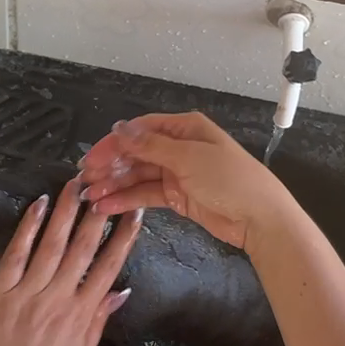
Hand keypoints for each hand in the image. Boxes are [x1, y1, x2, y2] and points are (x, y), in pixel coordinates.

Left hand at [0, 178, 140, 345]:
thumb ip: (98, 322)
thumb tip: (122, 290)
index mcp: (81, 315)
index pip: (108, 267)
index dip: (123, 237)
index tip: (135, 213)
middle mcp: (58, 297)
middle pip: (82, 247)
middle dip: (96, 214)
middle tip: (105, 185)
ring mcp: (27, 292)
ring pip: (51, 243)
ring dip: (65, 211)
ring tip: (77, 184)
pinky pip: (16, 253)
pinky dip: (28, 227)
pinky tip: (38, 205)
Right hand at [78, 112, 297, 253]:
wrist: (259, 217)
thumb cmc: (229, 179)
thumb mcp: (189, 158)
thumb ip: (151, 146)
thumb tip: (120, 128)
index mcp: (184, 128)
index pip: (141, 130)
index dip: (114, 143)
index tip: (92, 158)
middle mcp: (178, 147)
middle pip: (136, 153)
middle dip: (110, 166)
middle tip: (85, 181)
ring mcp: (177, 172)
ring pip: (138, 175)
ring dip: (114, 185)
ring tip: (90, 198)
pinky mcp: (177, 196)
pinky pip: (146, 194)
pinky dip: (127, 200)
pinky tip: (107, 207)